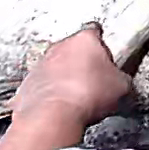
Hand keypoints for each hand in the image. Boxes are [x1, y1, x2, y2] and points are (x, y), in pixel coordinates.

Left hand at [11, 24, 131, 129]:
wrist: (51, 117)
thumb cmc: (88, 94)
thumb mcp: (122, 86)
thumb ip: (122, 78)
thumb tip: (121, 83)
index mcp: (85, 39)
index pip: (96, 32)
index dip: (102, 45)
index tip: (106, 59)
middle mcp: (60, 46)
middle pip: (74, 49)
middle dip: (81, 63)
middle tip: (93, 82)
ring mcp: (40, 65)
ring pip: (55, 68)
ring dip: (63, 79)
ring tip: (75, 99)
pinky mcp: (26, 85)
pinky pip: (41, 87)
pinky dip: (48, 96)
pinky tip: (58, 109)